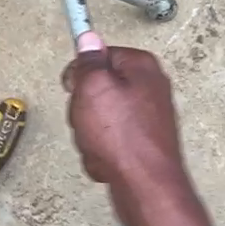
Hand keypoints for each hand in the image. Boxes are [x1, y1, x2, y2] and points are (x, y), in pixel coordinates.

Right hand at [62, 35, 188, 195]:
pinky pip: (108, 141)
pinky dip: (102, 152)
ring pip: (100, 117)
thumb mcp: (93, 88)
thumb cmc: (124, 139)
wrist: (145, 186)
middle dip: (84, 108)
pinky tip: (106, 159)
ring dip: (90, 134)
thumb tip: (88, 39)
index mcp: (141, 66)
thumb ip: (89, 61)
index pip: (99, 55)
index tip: (75, 86)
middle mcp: (149, 89)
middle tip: (89, 118)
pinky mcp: (142, 142)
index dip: (81, 73)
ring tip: (98, 143)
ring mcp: (147, 117)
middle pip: (98, 88)